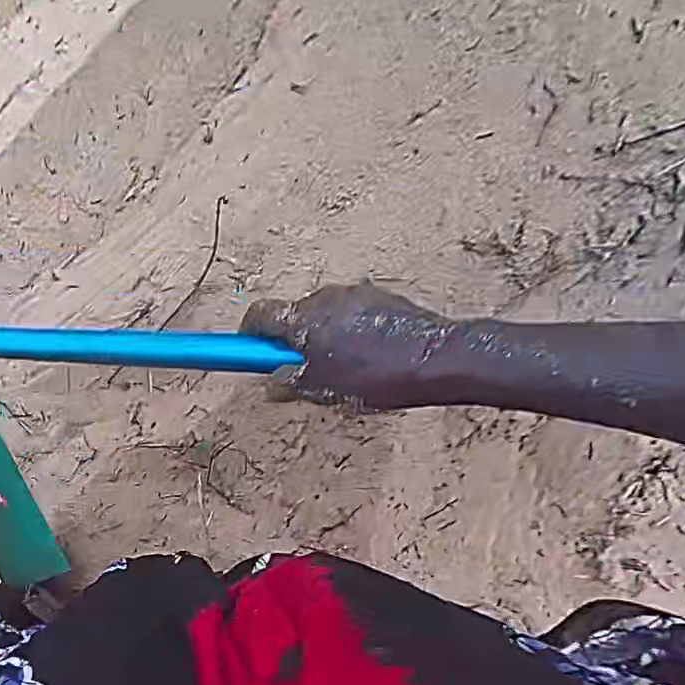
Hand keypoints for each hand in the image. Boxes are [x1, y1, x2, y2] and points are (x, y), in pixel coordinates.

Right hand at [239, 282, 500, 409]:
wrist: (438, 359)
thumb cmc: (375, 377)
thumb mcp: (323, 390)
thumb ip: (290, 384)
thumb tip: (270, 385)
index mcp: (303, 319)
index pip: (259, 315)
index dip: (248, 334)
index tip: (246, 350)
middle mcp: (325, 297)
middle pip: (292, 315)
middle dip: (288, 341)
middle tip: (297, 372)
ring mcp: (355, 294)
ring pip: (322, 315)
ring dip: (319, 337)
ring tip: (337, 369)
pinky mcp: (380, 298)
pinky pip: (348, 314)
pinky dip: (344, 332)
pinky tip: (363, 359)